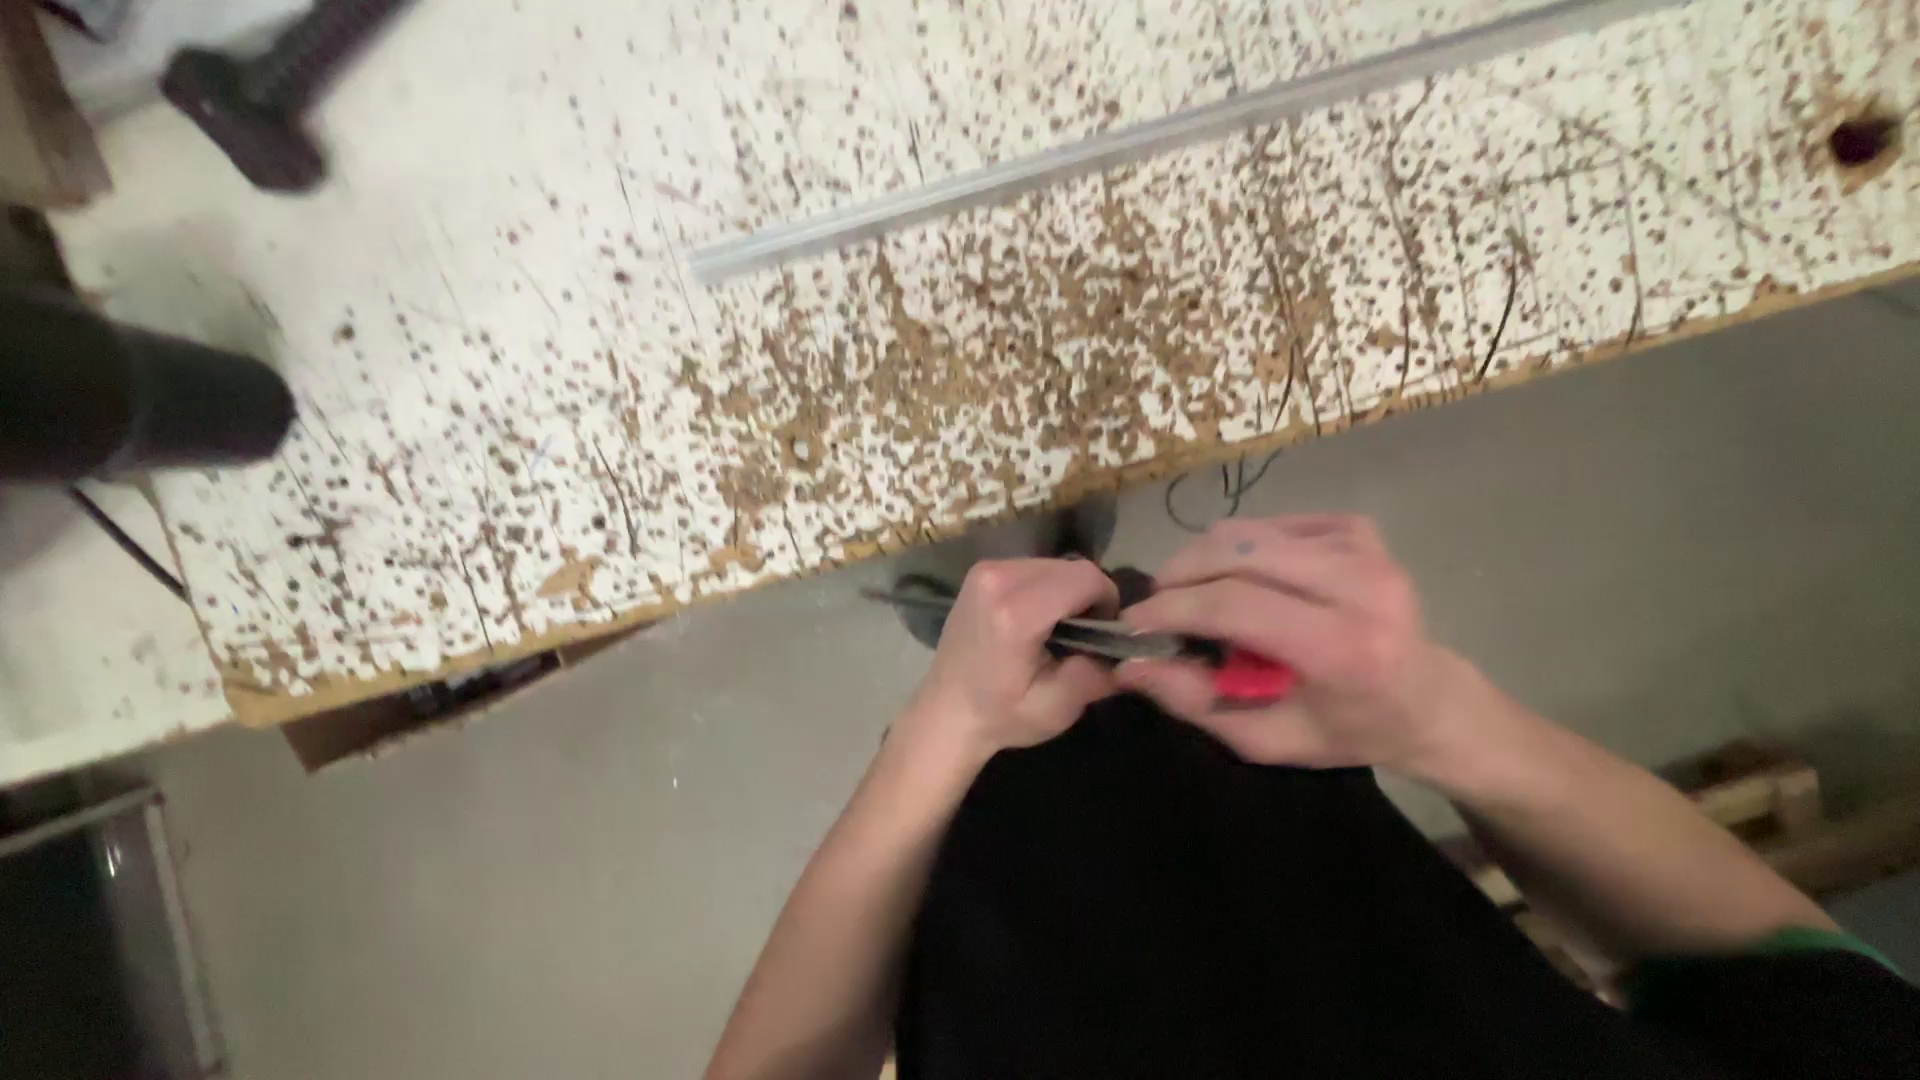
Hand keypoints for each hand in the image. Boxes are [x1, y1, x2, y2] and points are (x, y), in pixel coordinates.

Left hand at [897, 558, 1120, 761]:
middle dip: (1087, 597)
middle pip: (1072, 567)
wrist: (947, 712)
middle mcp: (997, 579)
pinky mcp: (981, 571)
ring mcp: (985, 570)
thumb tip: (1126, 647)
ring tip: (1058, 629)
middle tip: (1082, 635)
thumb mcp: (1058, 708)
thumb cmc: (1001, 716)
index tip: (1101, 634)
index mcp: (1015, 613)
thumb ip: (1097, 673)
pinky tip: (1037, 619)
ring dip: (1067, 591)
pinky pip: (1034, 567)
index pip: (1086, 578)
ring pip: (1055, 564)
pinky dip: (1046, 587)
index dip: (1106, 602)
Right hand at [1116, 515, 1480, 774]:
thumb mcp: (1267, 739)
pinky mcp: (1356, 528)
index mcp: (1346, 647)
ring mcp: (1362, 547)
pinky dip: (1238, 550)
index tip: (1132, 623)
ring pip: (1244, 531)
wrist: (1430, 701)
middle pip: (1233, 553)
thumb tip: (1128, 665)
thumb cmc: (1347, 730)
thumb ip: (1195, 702)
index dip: (1171, 608)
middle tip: (1157, 608)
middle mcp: (1360, 584)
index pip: (1235, 605)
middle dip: (1177, 576)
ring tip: (1197, 597)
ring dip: (1203, 561)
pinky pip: (1267, 525)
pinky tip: (1245, 582)